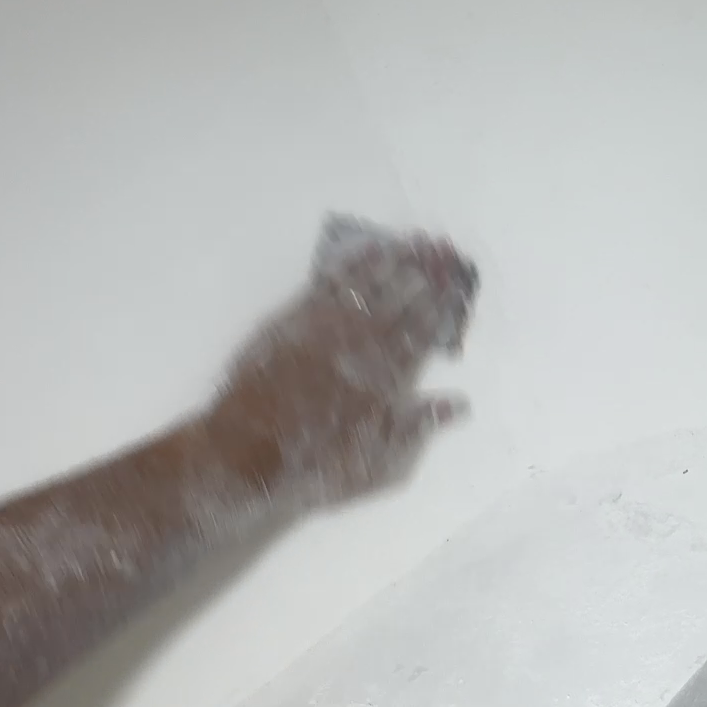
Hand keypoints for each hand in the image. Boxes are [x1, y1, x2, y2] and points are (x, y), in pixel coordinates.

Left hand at [205, 215, 479, 504]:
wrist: (246, 456)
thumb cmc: (317, 466)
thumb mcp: (380, 464)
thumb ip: (419, 428)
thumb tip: (460, 403)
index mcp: (389, 377)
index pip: (425, 330)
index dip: (443, 302)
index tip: (457, 280)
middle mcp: (364, 345)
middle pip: (404, 299)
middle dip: (427, 272)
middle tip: (445, 247)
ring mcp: (330, 327)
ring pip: (372, 284)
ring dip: (397, 260)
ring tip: (416, 240)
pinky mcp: (297, 318)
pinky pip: (333, 282)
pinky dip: (354, 264)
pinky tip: (369, 250)